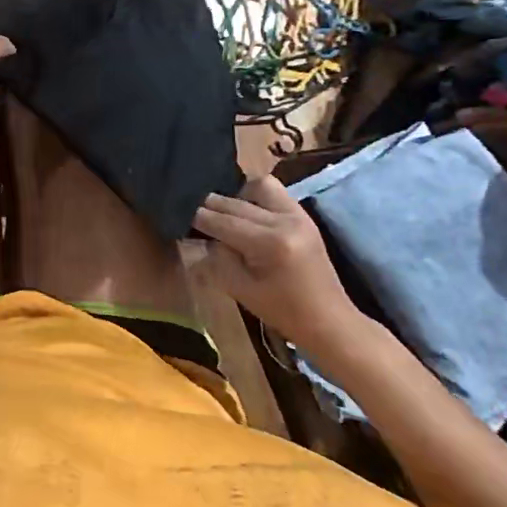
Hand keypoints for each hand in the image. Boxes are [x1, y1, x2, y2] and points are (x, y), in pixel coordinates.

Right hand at [193, 177, 360, 346]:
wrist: (328, 319)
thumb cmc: (282, 311)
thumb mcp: (239, 290)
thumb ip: (217, 258)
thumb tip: (204, 237)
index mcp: (269, 243)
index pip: (222, 222)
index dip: (197, 217)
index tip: (178, 214)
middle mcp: (284, 221)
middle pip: (236, 203)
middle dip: (211, 206)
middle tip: (191, 212)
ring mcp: (297, 215)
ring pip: (258, 187)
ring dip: (235, 196)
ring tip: (222, 212)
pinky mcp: (303, 216)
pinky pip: (275, 193)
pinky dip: (255, 197)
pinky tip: (244, 212)